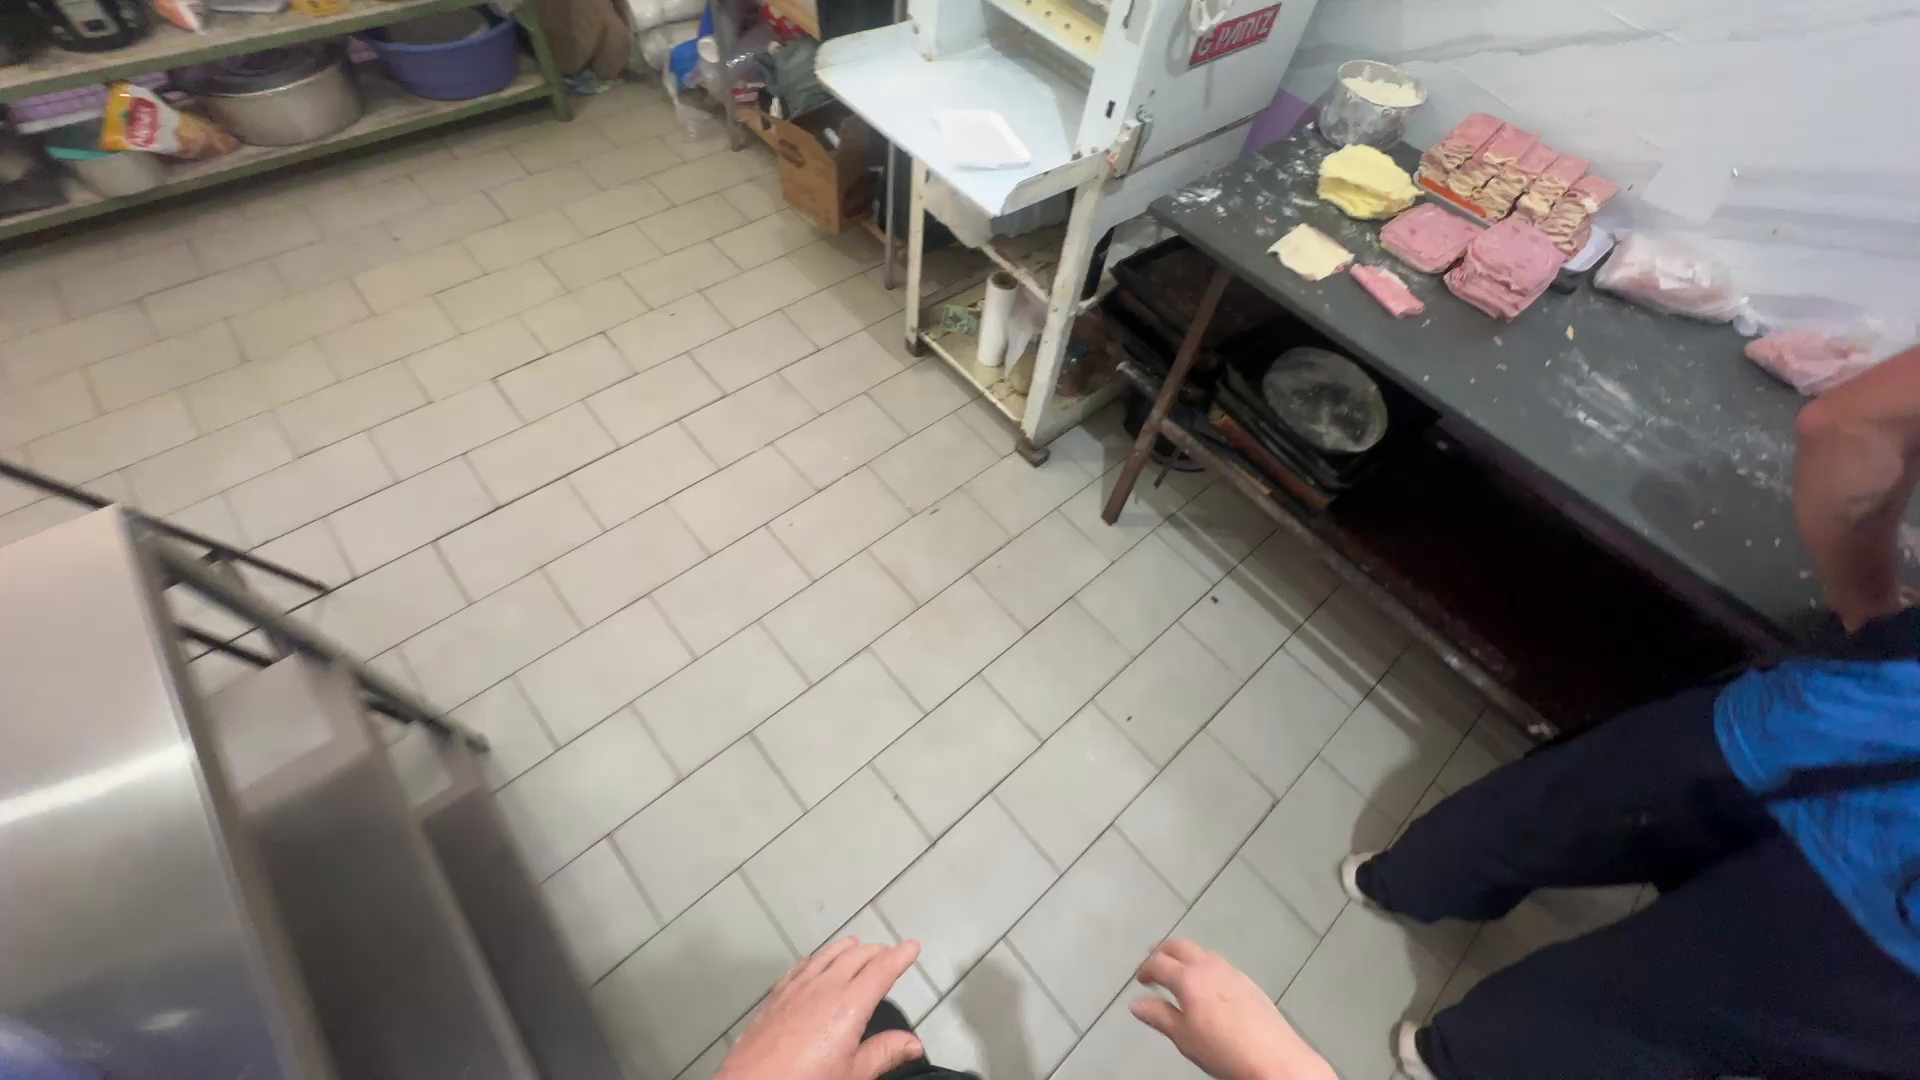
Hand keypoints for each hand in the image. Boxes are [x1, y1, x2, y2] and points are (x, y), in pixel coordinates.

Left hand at [716, 938, 925, 1079]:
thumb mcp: (851, 1076)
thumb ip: (883, 1054)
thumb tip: (914, 1043)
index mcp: (849, 1005)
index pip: (882, 970)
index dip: (900, 956)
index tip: (913, 946)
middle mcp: (826, 986)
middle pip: (857, 955)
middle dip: (877, 951)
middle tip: (890, 955)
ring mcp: (798, 987)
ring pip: (830, 953)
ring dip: (849, 948)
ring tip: (859, 946)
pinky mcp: (777, 994)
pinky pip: (804, 964)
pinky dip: (820, 957)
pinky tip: (819, 962)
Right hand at [1131, 939, 1334, 1079]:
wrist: (1275, 1059)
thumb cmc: (1222, 1051)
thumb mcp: (1184, 1038)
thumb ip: (1159, 1016)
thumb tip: (1135, 1003)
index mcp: (1187, 978)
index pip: (1158, 964)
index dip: (1145, 969)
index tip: (1140, 979)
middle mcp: (1206, 966)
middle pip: (1179, 946)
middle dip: (1163, 951)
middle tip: (1154, 961)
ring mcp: (1229, 970)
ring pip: (1201, 951)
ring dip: (1185, 955)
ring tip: (1180, 970)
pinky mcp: (1247, 981)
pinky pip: (1219, 963)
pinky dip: (1205, 964)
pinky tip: (1209, 984)